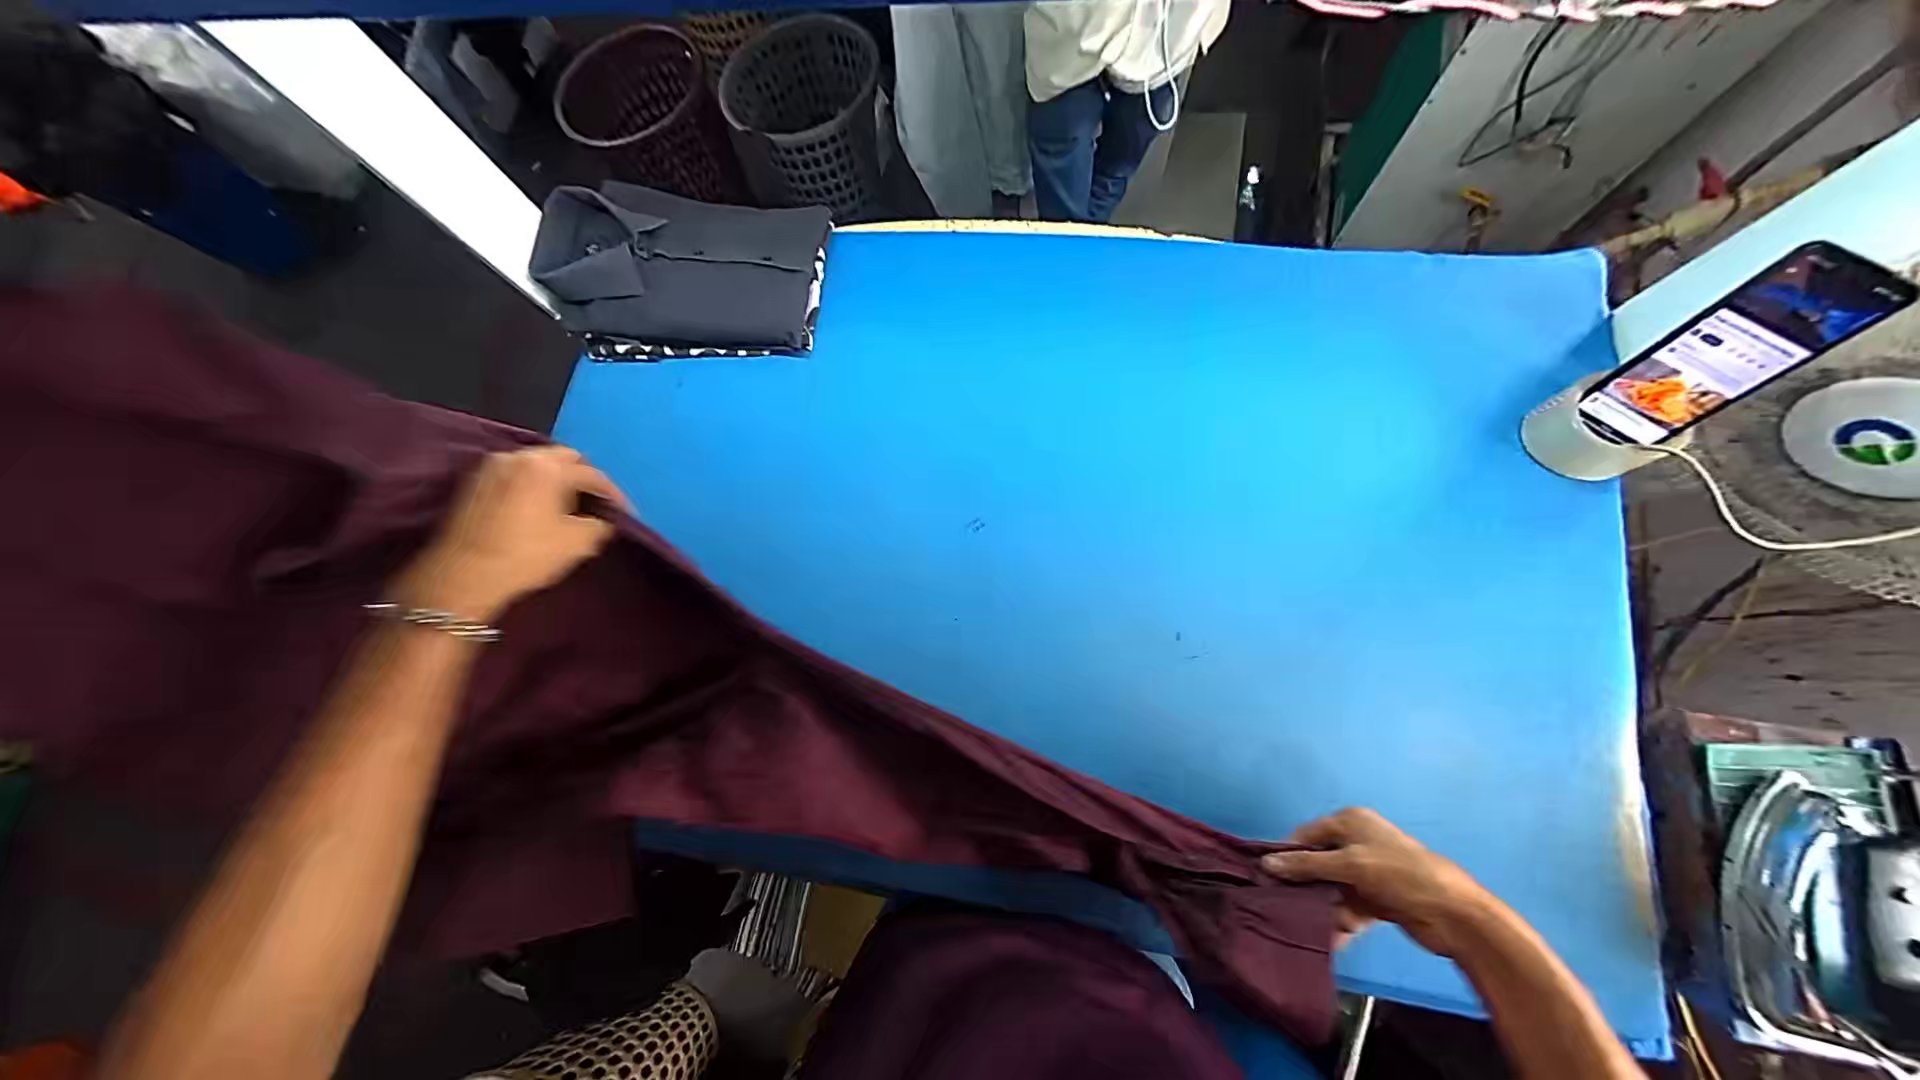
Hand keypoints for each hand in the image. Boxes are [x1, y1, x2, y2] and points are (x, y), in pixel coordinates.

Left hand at [397, 445, 628, 620]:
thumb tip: (604, 519)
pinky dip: (533, 483)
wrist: (461, 576)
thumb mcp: (578, 543)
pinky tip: (538, 504)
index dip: (614, 495)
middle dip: (585, 478)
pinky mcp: (473, 481)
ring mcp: (492, 466)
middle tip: (596, 503)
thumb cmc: (526, 556)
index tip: (624, 514)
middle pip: (565, 458)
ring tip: (568, 503)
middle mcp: (519, 457)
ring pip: (537, 463)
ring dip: (557, 478)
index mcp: (548, 468)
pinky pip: (516, 473)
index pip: (593, 475)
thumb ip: (601, 524)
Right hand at [1260, 807, 1501, 957]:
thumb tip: (1266, 864)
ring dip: (1323, 906)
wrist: (1456, 915)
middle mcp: (1358, 842)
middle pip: (1318, 862)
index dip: (1288, 854)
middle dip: (1306, 884)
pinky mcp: (1379, 899)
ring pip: (1333, 887)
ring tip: (1308, 925)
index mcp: (1350, 821)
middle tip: (1284, 903)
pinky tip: (1331, 938)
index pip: (1306, 834)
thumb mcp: (1350, 864)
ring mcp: (1370, 872)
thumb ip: (1307, 864)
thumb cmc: (1399, 874)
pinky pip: (1350, 907)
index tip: (1270, 877)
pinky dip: (1341, 921)